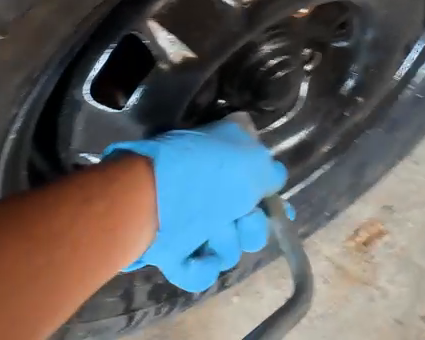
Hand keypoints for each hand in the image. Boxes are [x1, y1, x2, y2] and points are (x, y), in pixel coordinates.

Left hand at [104, 120, 287, 292]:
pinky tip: (196, 256)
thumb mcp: (253, 162)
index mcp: (225, 155)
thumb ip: (271, 172)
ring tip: (209, 233)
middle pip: (248, 220)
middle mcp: (212, 186)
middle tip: (242, 220)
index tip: (276, 212)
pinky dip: (200, 266)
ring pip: (227, 246)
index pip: (256, 177)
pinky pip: (200, 270)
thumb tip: (275, 178)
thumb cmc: (206, 175)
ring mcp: (193, 219)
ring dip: (223, 241)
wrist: (148, 201)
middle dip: (250, 227)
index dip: (270, 199)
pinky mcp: (176, 250)